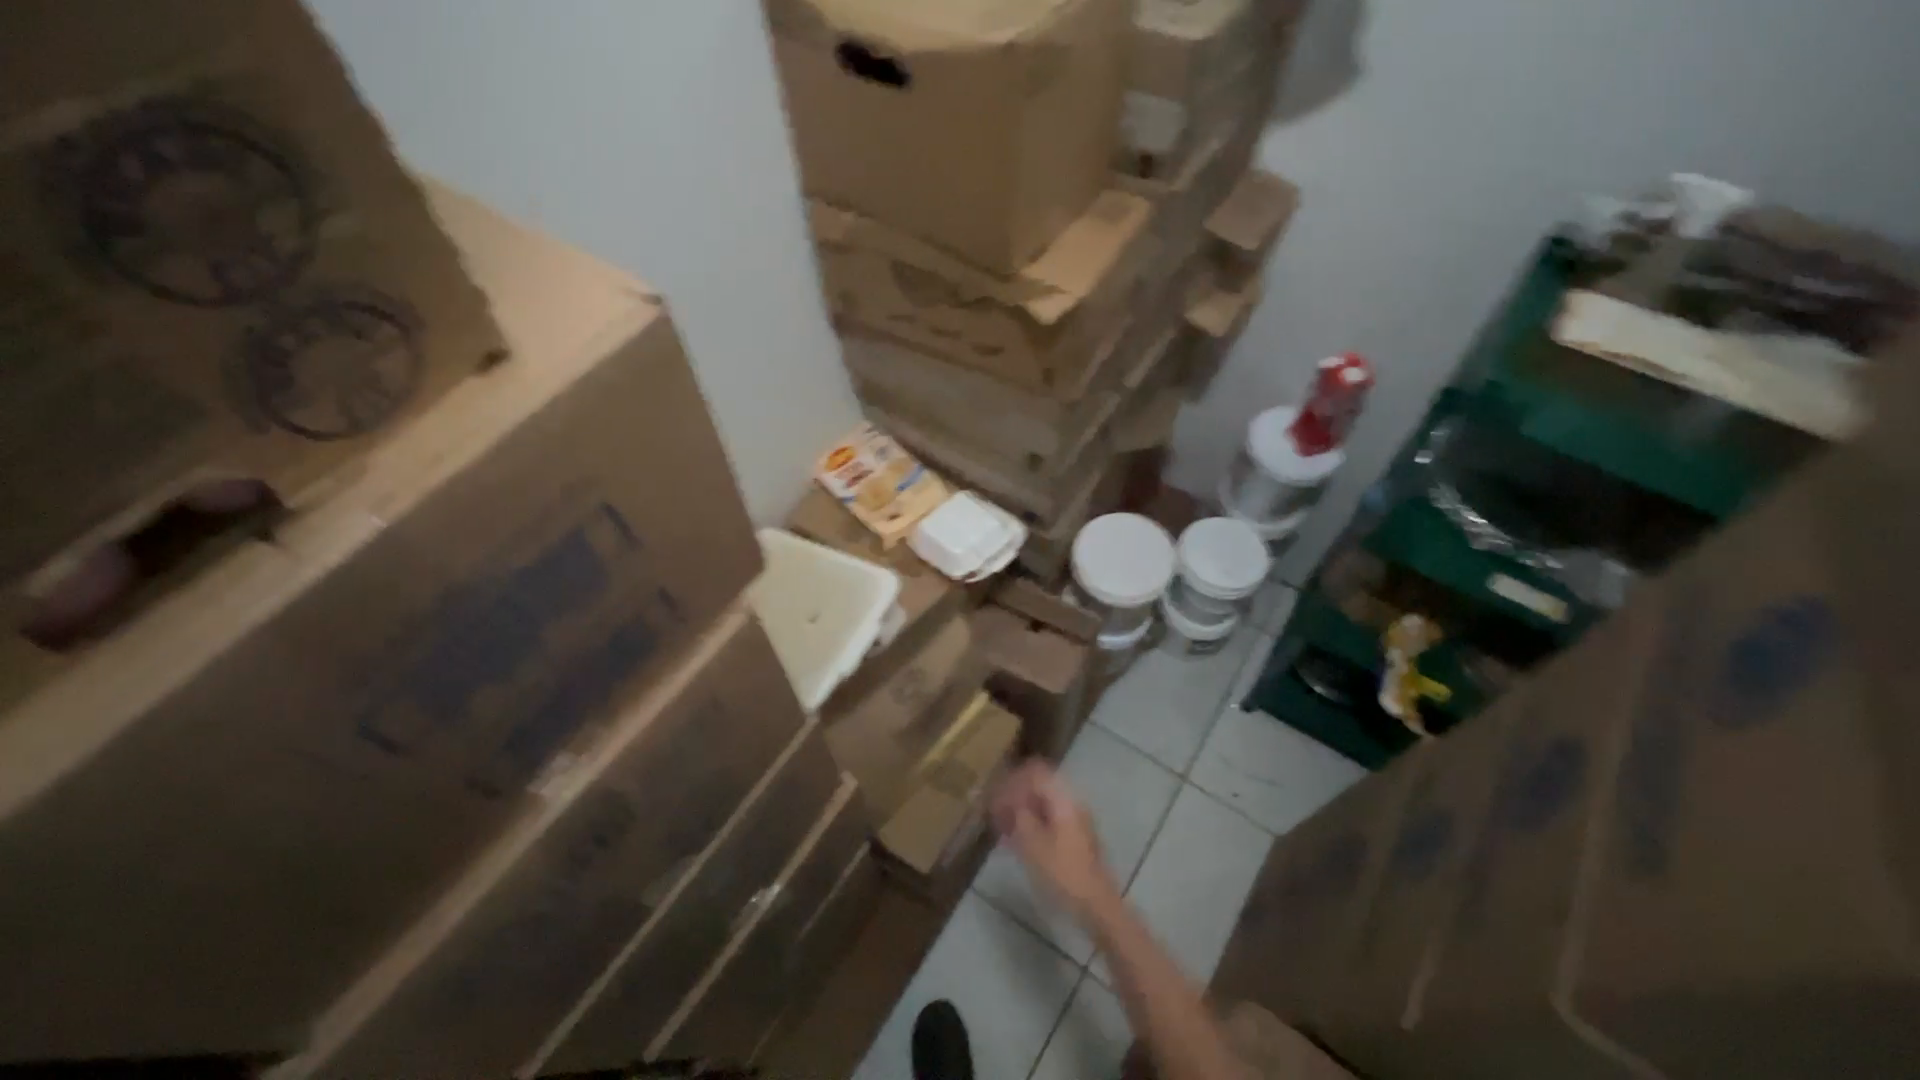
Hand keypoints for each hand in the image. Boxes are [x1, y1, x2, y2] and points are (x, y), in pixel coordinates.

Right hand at [991, 760, 1120, 919]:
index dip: (1013, 779)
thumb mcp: (1032, 843)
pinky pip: (1048, 823)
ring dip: (1022, 812)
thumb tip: (1009, 801)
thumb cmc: (1062, 872)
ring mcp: (1076, 823)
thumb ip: (1018, 816)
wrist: (1095, 904)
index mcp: (1064, 800)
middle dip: (1015, 796)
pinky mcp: (1075, 841)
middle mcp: (1072, 805)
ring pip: (1043, 807)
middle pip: (1040, 789)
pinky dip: (1031, 827)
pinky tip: (1015, 842)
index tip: (994, 793)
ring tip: (1000, 827)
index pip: (1036, 773)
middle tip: (994, 811)